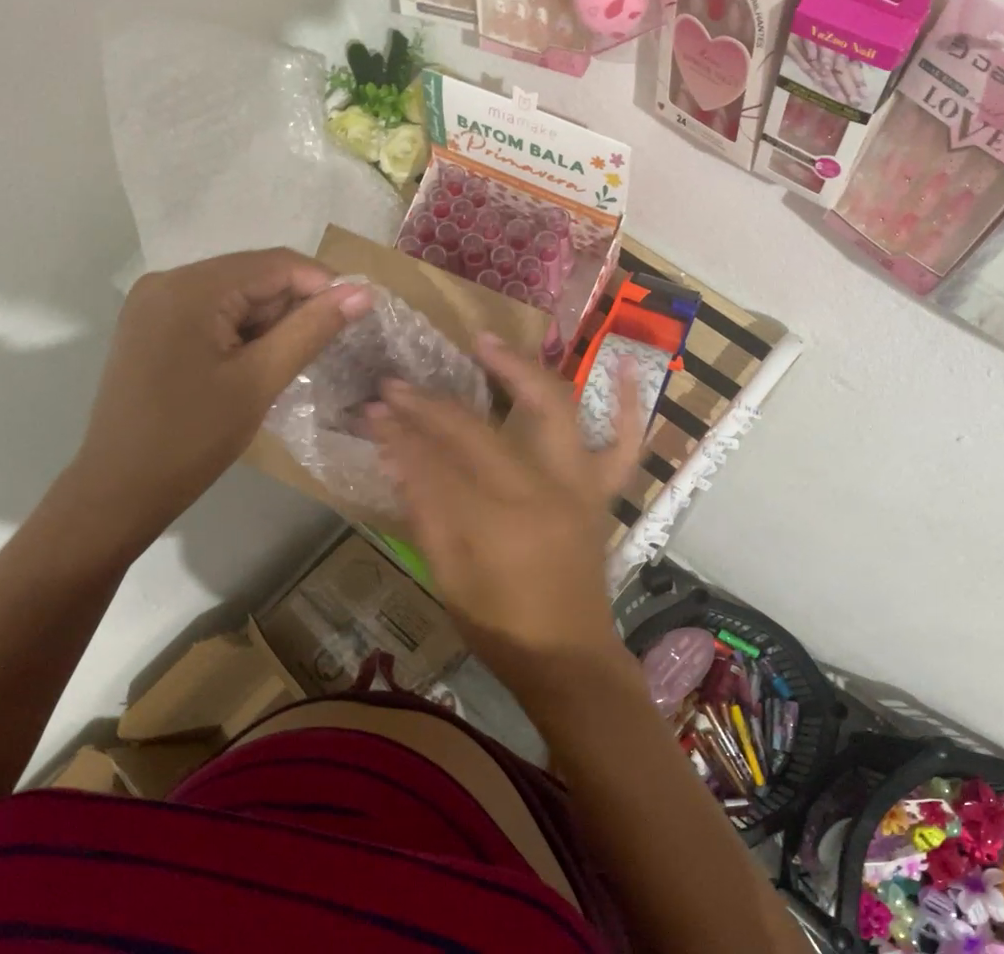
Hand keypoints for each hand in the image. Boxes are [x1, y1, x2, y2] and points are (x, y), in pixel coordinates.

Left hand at [64, 250, 370, 549]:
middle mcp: (167, 281)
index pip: (275, 263)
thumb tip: (362, 294)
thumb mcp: (260, 380)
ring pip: (234, 295)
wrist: (121, 487)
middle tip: (329, 346)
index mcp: (191, 288)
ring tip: (295, 361)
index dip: (324, 284)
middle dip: (295, 305)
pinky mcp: (151, 327)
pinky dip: (242, 331)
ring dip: (271, 321)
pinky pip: (211, 313)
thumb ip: (311, 330)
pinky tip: (258, 363)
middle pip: (252, 275)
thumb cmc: (194, 437)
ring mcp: (154, 304)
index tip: (360, 315)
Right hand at [369, 334, 643, 701]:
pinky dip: (629, 406)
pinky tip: (628, 366)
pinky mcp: (602, 496)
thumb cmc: (502, 630)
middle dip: (436, 404)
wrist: (569, 659)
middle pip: (483, 432)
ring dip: (519, 372)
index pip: (438, 464)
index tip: (373, 408)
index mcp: (497, 525)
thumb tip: (394, 454)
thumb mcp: (450, 578)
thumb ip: (426, 512)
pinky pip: (626, 445)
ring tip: (486, 343)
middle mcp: (544, 494)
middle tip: (402, 384)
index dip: (402, 433)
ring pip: (556, 412)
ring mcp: (581, 490)